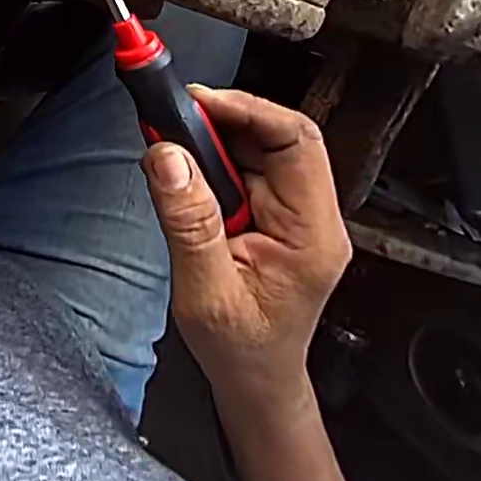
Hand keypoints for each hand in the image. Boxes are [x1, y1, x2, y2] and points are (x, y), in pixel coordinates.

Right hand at [142, 86, 351, 406]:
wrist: (255, 379)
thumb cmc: (242, 351)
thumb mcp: (206, 293)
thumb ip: (188, 222)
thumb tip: (168, 157)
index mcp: (312, 234)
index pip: (296, 141)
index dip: (248, 109)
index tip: (198, 101)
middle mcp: (311, 214)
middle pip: (277, 134)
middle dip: (223, 118)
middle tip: (175, 117)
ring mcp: (293, 211)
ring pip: (258, 143)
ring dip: (213, 136)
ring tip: (172, 141)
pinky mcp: (272, 209)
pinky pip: (245, 162)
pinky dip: (211, 154)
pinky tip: (185, 164)